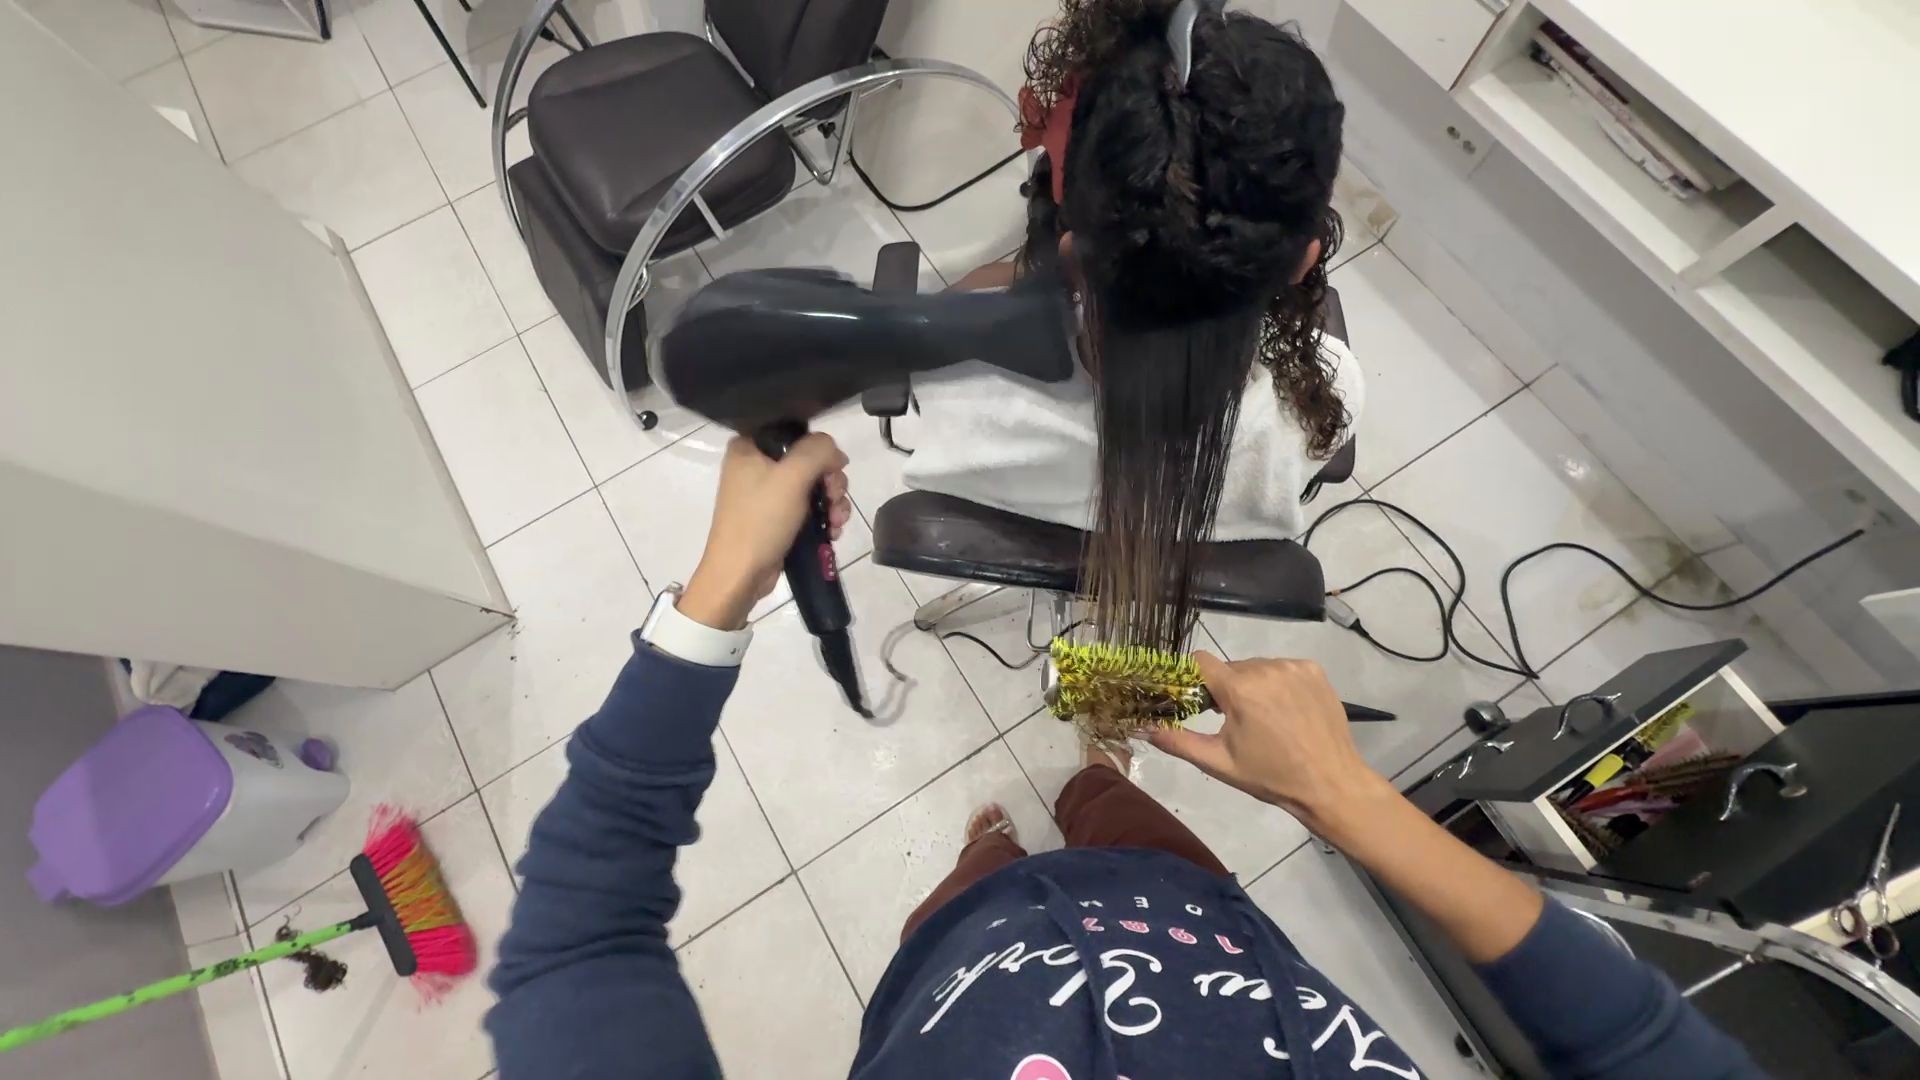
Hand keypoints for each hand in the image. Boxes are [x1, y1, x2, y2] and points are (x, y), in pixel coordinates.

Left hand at [678, 434, 850, 630]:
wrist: (740, 574)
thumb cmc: (761, 521)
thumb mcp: (791, 477)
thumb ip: (817, 451)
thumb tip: (833, 450)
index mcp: (750, 447)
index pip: (796, 433)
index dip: (821, 449)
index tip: (835, 469)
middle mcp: (756, 465)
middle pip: (810, 460)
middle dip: (831, 481)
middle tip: (834, 499)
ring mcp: (767, 493)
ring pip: (814, 485)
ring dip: (832, 502)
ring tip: (836, 521)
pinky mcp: (777, 516)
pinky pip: (809, 507)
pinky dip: (824, 516)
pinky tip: (833, 530)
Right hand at [1150, 652, 1391, 831]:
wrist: (1333, 785)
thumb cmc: (1271, 776)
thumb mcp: (1219, 763)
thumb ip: (1177, 741)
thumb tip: (1142, 728)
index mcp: (1240, 689)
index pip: (1199, 661)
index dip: (1191, 677)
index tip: (1196, 699)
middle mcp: (1265, 668)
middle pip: (1229, 667)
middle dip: (1225, 688)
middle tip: (1234, 720)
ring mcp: (1293, 667)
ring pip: (1255, 667)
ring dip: (1251, 685)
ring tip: (1264, 718)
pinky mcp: (1313, 670)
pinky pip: (1281, 667)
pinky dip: (1277, 683)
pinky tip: (1286, 709)